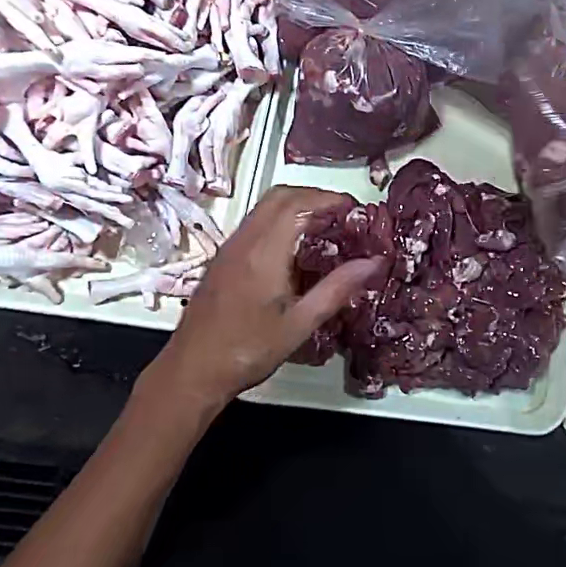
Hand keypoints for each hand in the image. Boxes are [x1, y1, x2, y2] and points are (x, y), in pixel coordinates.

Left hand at [142, 185, 386, 411]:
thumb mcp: (300, 324)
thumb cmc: (248, 350)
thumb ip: (337, 289)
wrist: (192, 371)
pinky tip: (297, 250)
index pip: (298, 203)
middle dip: (315, 197)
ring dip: (297, 207)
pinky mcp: (224, 259)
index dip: (330, 199)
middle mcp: (244, 240)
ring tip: (326, 229)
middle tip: (344, 216)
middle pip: (280, 196)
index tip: (356, 210)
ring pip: (265, 207)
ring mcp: (230, 247)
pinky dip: (281, 221)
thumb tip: (374, 263)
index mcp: (264, 252)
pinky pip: (256, 224)